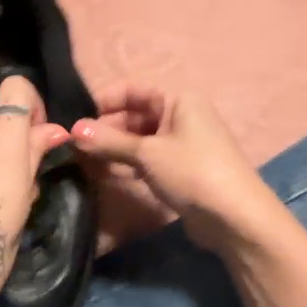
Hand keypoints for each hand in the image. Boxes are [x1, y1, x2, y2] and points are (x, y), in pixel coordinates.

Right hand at [70, 85, 277, 249]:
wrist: (234, 217)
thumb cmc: (192, 172)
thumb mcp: (147, 154)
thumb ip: (109, 141)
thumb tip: (72, 130)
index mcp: (179, 99)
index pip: (133, 89)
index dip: (104, 101)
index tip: (77, 120)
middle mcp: (181, 115)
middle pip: (135, 114)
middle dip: (106, 128)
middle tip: (76, 147)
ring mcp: (181, 143)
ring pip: (139, 138)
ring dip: (114, 148)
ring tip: (85, 162)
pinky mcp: (180, 169)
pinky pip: (148, 158)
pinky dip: (128, 163)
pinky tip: (108, 175)